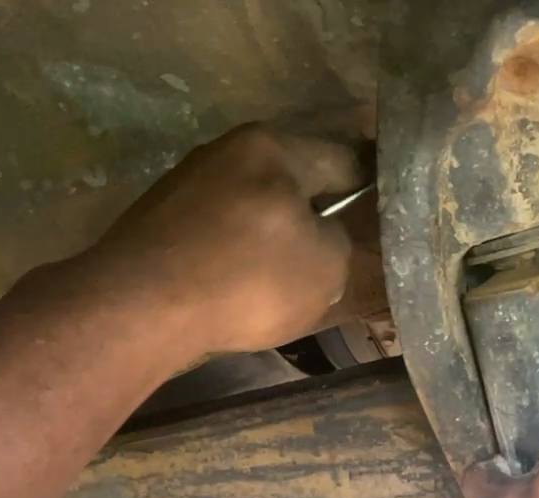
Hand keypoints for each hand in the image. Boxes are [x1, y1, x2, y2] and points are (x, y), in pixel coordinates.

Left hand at [58, 124, 359, 358]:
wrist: (143, 307)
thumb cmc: (249, 281)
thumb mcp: (327, 270)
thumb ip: (347, 245)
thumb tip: (337, 238)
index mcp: (275, 148)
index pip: (347, 157)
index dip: (378, 188)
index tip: (395, 217)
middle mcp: (230, 150)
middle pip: (299, 180)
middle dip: (328, 213)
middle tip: (355, 250)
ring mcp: (192, 182)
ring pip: (262, 204)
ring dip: (286, 233)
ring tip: (307, 272)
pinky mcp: (166, 218)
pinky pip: (229, 228)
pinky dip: (250, 249)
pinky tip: (256, 281)